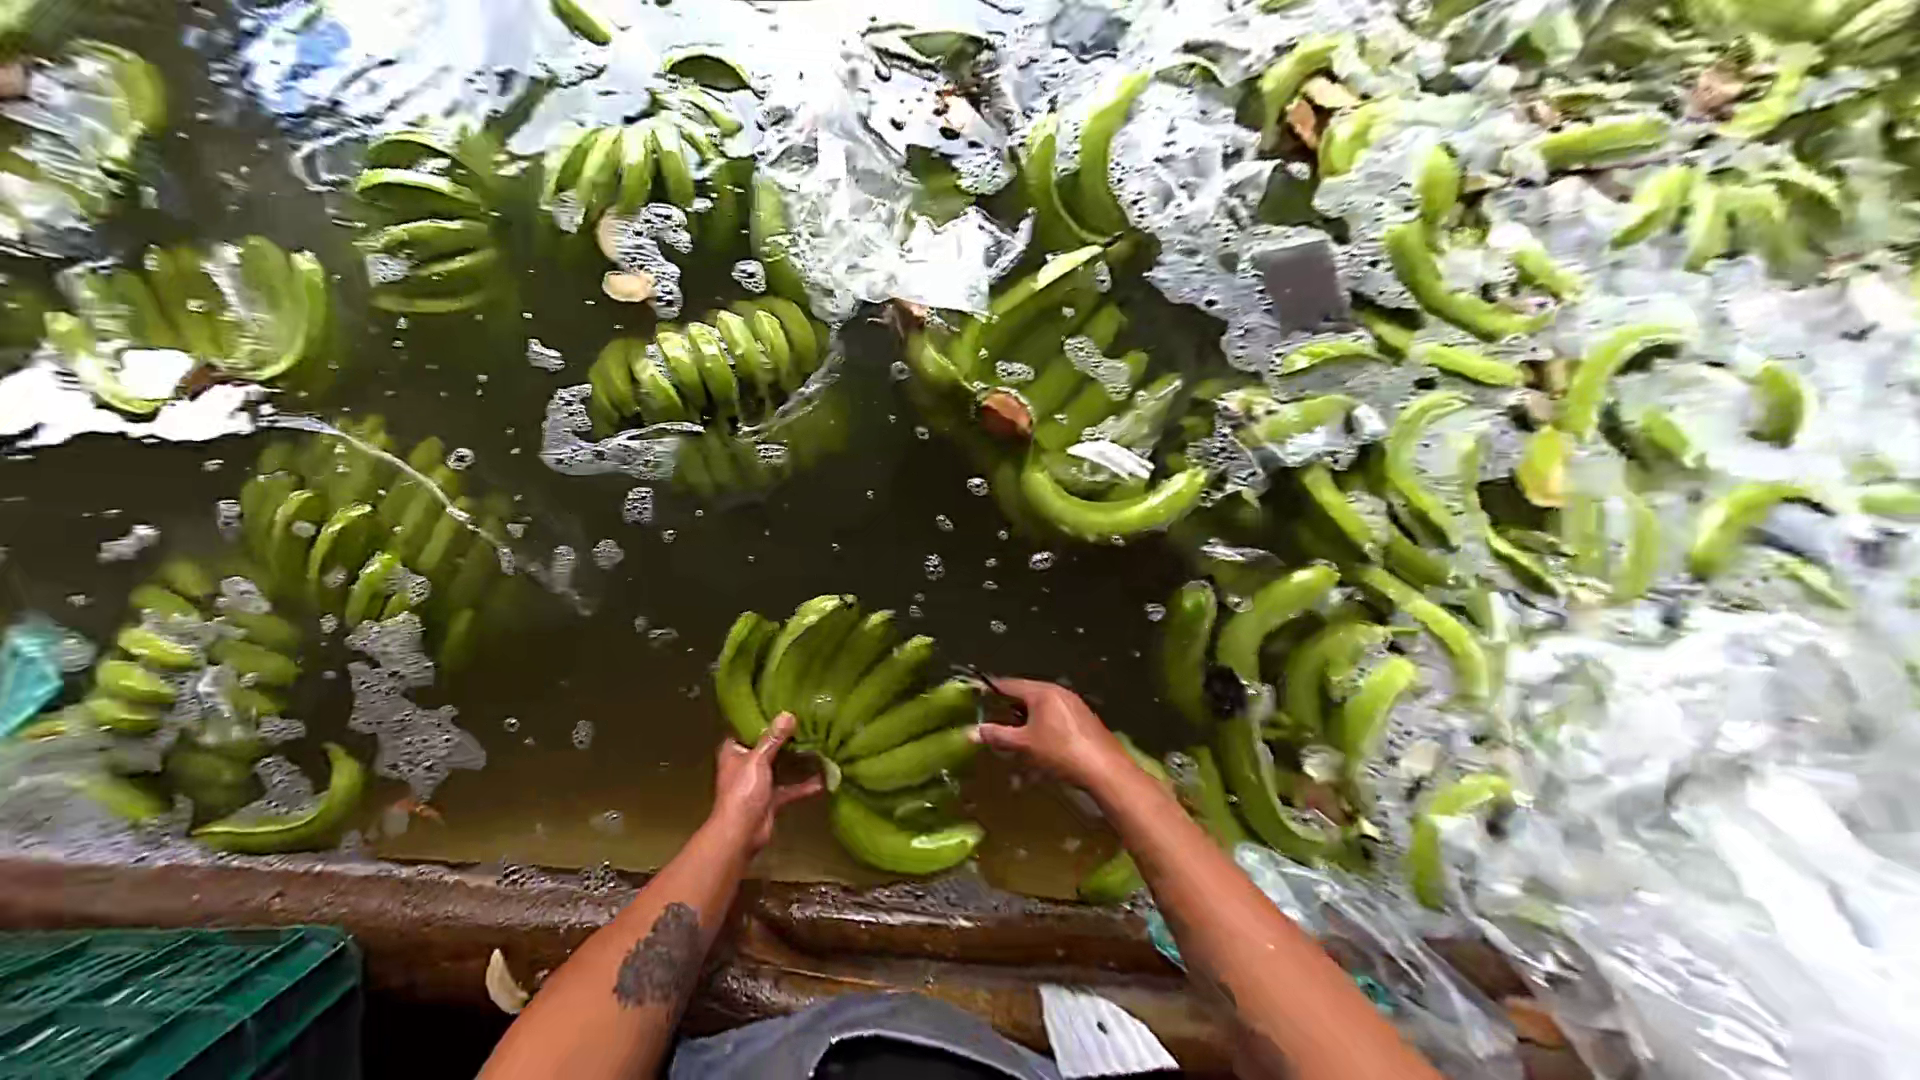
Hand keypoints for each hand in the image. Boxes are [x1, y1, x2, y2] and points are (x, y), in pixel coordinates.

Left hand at [710, 713, 823, 852]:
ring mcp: (758, 783)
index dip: (763, 719)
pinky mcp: (770, 800)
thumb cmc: (743, 792)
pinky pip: (790, 789)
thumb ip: (773, 738)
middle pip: (767, 747)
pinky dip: (804, 786)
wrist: (740, 834)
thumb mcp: (758, 760)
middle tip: (808, 723)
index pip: (747, 729)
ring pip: (780, 767)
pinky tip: (823, 780)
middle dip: (786, 738)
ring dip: (797, 761)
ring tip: (819, 747)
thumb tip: (788, 714)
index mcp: (734, 752)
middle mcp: (745, 765)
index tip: (783, 707)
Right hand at [971, 678, 1130, 791]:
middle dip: (1008, 707)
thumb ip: (998, 735)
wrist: (1105, 770)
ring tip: (1013, 735)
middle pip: (1026, 694)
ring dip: (1025, 719)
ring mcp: (1073, 705)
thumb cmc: (1060, 752)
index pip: (1009, 684)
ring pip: (1041, 707)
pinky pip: (1054, 716)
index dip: (991, 690)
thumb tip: (973, 731)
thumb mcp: (1024, 745)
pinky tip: (1038, 743)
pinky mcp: (1083, 719)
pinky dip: (1041, 725)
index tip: (975, 696)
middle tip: (992, 719)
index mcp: (1043, 691)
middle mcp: (1059, 692)